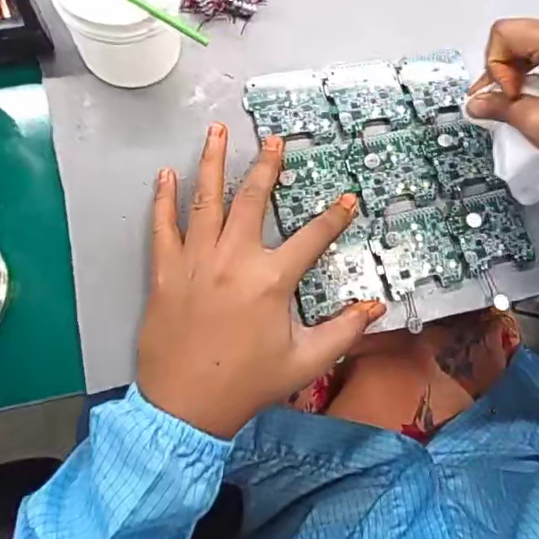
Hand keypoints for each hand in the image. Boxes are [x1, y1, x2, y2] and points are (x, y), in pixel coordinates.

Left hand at [137, 123, 385, 438]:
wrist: (185, 407)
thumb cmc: (247, 385)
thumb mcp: (305, 362)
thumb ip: (343, 331)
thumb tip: (375, 307)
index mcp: (270, 281)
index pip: (312, 239)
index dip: (334, 218)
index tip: (348, 199)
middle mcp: (233, 260)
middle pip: (253, 200)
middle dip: (267, 167)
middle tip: (275, 141)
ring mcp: (196, 262)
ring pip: (205, 201)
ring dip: (212, 162)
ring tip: (216, 131)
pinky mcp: (165, 272)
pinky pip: (162, 227)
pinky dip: (163, 200)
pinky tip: (166, 174)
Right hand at [464, 18, 538, 178]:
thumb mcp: (538, 124)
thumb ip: (499, 107)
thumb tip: (476, 102)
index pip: (506, 32)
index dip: (495, 66)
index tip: (507, 95)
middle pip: (524, 34)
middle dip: (508, 68)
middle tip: (508, 101)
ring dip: (526, 69)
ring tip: (528, 101)